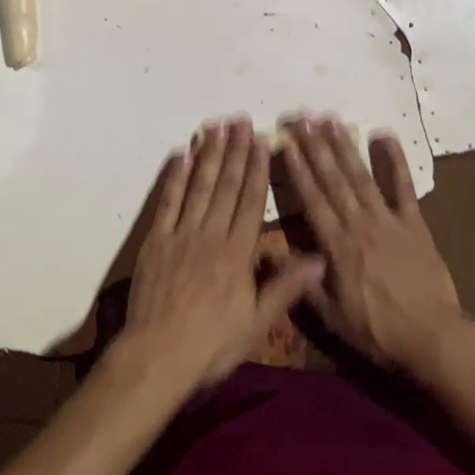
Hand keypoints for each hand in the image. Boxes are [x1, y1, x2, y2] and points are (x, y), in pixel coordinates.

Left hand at [119, 116, 324, 390]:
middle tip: (239, 120)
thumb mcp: (257, 323)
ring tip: (215, 127)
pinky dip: (174, 177)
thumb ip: (286, 287)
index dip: (257, 169)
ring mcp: (181, 234)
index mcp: (238, 252)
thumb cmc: (212, 344)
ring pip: (198, 186)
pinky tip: (181, 154)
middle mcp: (211, 234)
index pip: (251, 201)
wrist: (159, 355)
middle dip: (234, 151)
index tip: (261, 140)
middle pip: (226, 185)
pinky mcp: (155, 241)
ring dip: (208, 155)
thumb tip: (319, 259)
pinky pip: (167, 202)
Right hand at [279, 115, 465, 373]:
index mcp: (337, 246)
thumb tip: (279, 256)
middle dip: (316, 147)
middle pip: (333, 179)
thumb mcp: (332, 318)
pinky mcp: (415, 223)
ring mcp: (389, 220)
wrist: (433, 337)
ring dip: (345, 146)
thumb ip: (306, 284)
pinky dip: (395, 161)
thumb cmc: (378, 332)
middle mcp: (359, 225)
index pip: (312, 200)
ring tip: (330, 120)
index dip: (297, 170)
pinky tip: (384, 136)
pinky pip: (403, 187)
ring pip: (361, 176)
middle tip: (302, 119)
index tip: (285, 143)